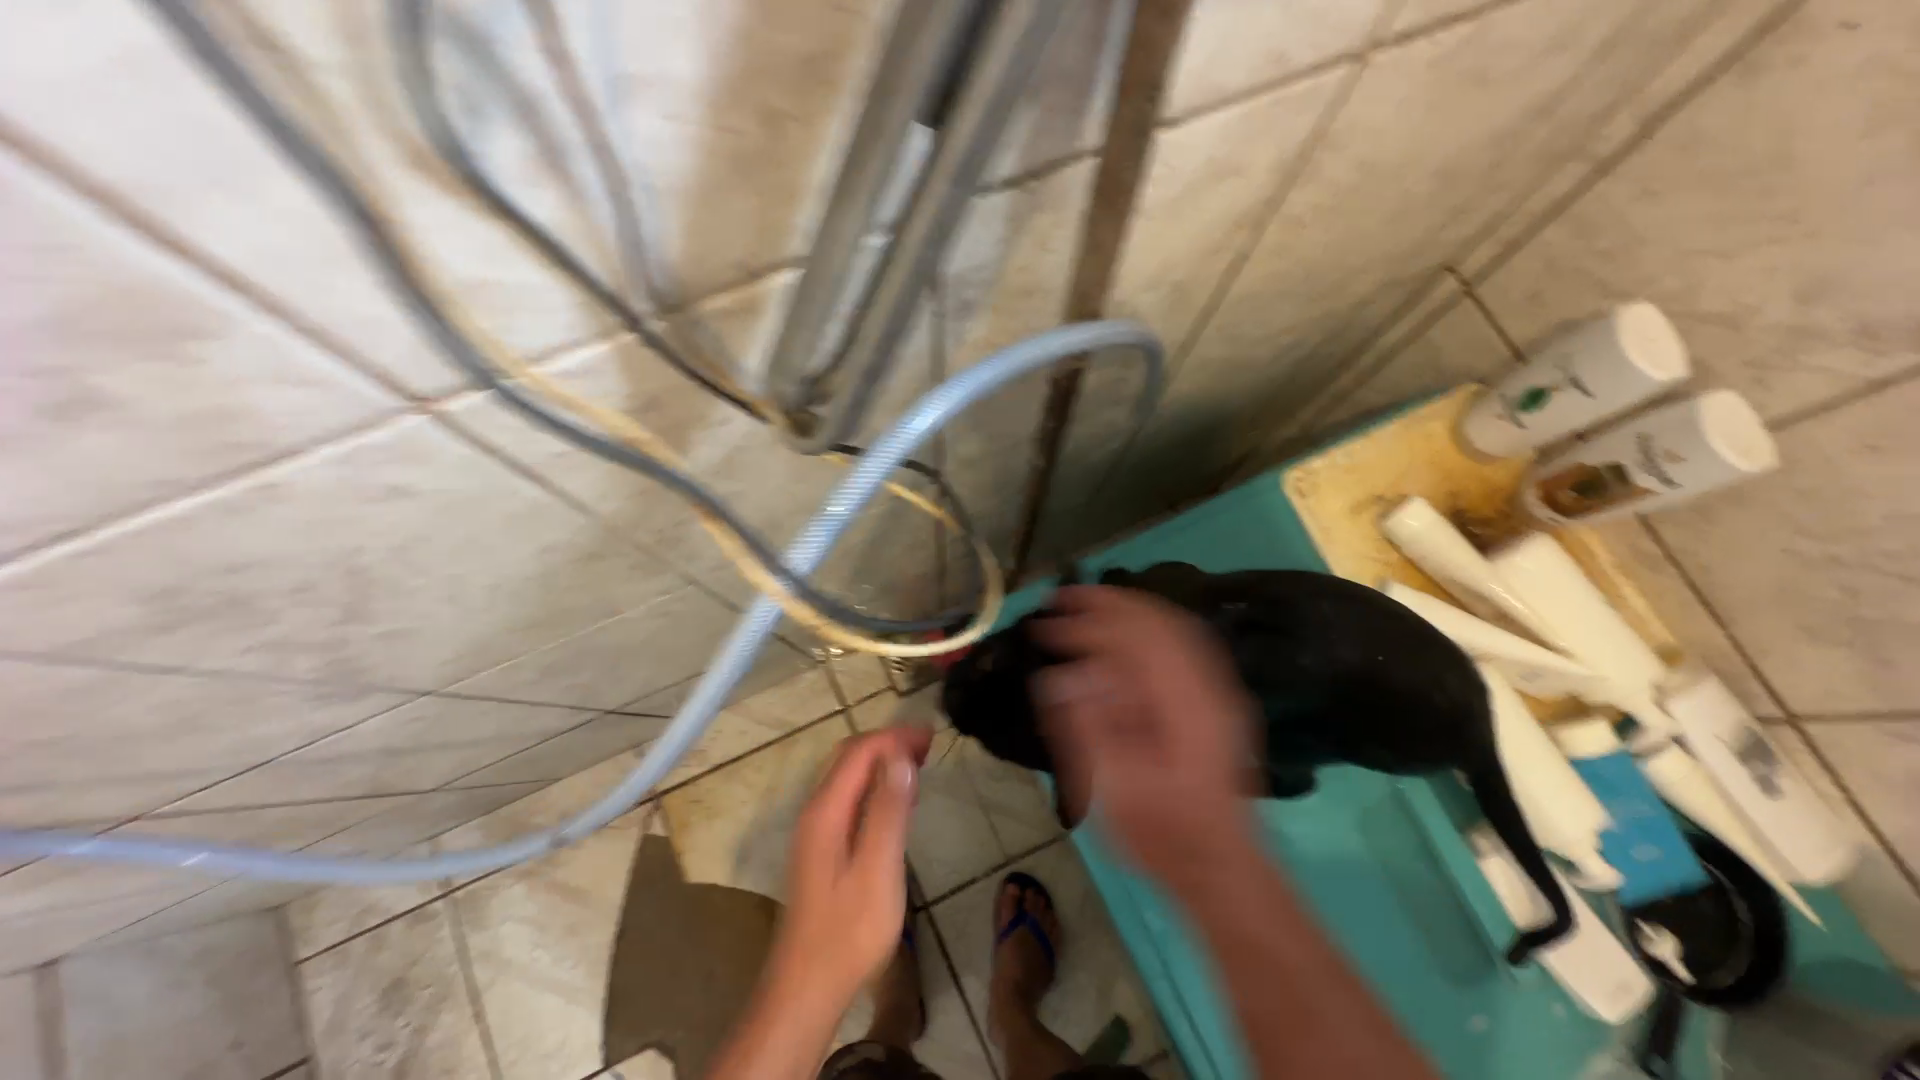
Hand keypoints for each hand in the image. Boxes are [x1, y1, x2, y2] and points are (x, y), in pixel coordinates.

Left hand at [771, 726, 932, 1002]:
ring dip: (881, 765)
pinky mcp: (821, 853)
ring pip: (847, 780)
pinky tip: (895, 804)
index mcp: (825, 812)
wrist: (806, 987)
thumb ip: (888, 811)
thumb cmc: (848, 932)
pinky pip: (848, 801)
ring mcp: (814, 834)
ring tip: (919, 766)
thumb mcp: (877, 870)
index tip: (932, 735)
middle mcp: (814, 814)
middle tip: (929, 746)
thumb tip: (900, 757)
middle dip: (887, 744)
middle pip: (848, 760)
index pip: (858, 753)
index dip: (894, 737)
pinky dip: (874, 788)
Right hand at [1032, 585, 1262, 894]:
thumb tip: (1058, 677)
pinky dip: (1150, 629)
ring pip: (1174, 628)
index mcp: (1182, 704)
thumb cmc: (1162, 834)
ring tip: (1089, 605)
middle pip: (1158, 621)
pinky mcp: (1216, 703)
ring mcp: (1217, 693)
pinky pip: (1184, 645)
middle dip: (1108, 603)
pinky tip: (1125, 637)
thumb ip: (1087, 727)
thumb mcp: (1114, 787)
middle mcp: (1206, 686)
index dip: (1086, 622)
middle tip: (1063, 597)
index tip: (1046, 623)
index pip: (1132, 640)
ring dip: (1130, 610)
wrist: (1221, 866)